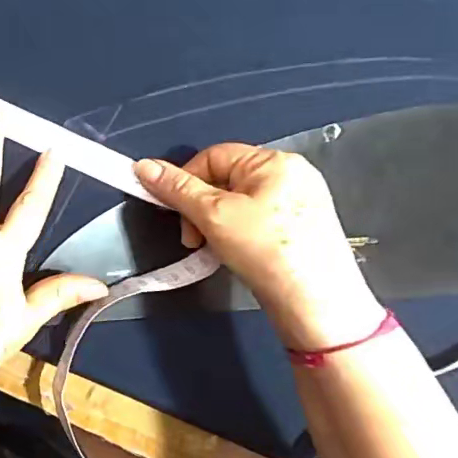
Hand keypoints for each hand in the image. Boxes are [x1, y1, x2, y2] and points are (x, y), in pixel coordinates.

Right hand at [132, 144, 384, 350]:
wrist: (314, 301)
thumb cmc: (266, 250)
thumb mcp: (212, 215)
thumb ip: (176, 189)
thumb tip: (143, 165)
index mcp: (275, 162)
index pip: (211, 156)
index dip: (185, 181)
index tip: (175, 211)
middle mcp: (291, 175)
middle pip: (221, 179)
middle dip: (198, 207)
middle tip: (193, 237)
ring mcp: (297, 201)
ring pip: (233, 201)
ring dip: (212, 222)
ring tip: (212, 247)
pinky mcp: (297, 225)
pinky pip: (251, 218)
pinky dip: (232, 232)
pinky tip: (232, 251)